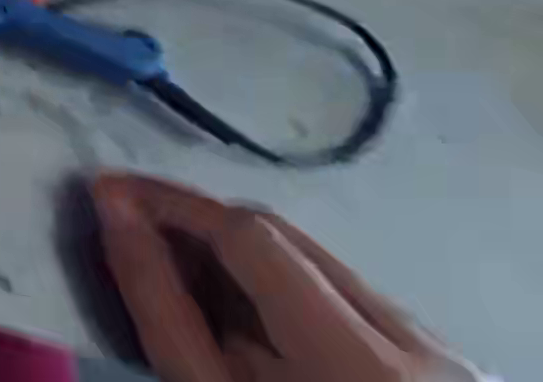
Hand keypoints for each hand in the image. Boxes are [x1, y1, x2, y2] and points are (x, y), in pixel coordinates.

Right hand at [92, 173, 480, 381]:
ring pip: (308, 255)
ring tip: (174, 257)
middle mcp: (424, 348)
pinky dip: (270, 273)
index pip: (249, 234)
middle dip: (194, 218)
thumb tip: (111, 198)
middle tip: (130, 218)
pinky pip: (336, 285)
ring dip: (229, 243)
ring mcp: (446, 356)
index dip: (172, 201)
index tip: (108, 190)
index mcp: (359, 363)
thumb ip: (153, 290)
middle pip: (279, 234)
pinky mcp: (445, 362)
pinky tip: (237, 300)